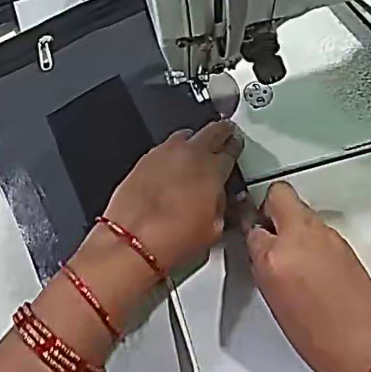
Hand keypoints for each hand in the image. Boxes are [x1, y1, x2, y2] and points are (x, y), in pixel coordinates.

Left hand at [100, 120, 241, 274]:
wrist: (133, 240)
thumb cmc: (173, 237)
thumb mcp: (214, 228)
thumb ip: (221, 204)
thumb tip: (219, 199)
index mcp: (213, 169)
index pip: (231, 148)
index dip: (236, 145)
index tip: (236, 145)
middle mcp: (189, 154)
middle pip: (212, 131)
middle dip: (221, 131)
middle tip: (225, 133)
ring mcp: (164, 153)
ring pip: (185, 136)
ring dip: (194, 140)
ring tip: (197, 149)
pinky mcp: (143, 159)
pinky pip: (163, 148)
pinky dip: (171, 152)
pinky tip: (171, 165)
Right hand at [246, 182, 370, 371]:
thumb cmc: (325, 338)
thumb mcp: (274, 302)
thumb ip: (263, 266)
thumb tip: (260, 250)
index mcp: (275, 256)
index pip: (251, 226)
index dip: (251, 233)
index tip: (252, 239)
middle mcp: (301, 236)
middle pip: (278, 195)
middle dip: (269, 207)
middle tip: (267, 231)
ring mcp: (326, 235)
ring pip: (300, 209)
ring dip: (292, 223)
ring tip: (292, 252)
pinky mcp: (344, 241)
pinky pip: (318, 227)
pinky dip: (311, 238)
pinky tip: (311, 263)